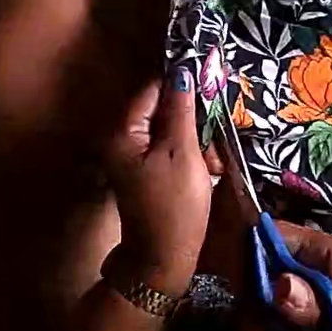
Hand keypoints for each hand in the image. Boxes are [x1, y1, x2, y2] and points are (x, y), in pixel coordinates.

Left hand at [103, 68, 210, 294]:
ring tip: (211, 161)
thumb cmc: (176, 206)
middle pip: (159, 108)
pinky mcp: (142, 168)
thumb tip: (183, 71)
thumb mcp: (183, 152)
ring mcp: (129, 154)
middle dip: (190, 119)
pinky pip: (166, 146)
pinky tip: (205, 168)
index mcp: (121, 130)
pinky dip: (187, 153)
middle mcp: (118, 137)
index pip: (152, 89)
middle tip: (212, 138)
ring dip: (193, 138)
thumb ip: (181, 109)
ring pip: (167, 128)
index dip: (182, 87)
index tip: (210, 92)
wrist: (163, 260)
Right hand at [235, 222, 331, 330]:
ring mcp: (308, 299)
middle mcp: (310, 269)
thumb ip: (314, 303)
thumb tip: (276, 285)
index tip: (244, 302)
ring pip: (261, 306)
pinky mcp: (308, 327)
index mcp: (324, 252)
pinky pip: (273, 329)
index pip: (269, 238)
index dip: (250, 262)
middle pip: (259, 277)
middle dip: (250, 317)